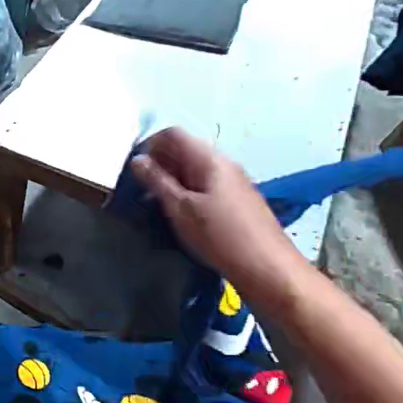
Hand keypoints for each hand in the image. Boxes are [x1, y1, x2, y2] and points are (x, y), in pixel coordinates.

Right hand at [128, 127, 309, 302]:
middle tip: (141, 190)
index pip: (173, 134)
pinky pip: (206, 184)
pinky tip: (181, 214)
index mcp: (209, 159)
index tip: (134, 170)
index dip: (149, 145)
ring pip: (194, 168)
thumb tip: (138, 160)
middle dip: (159, 164)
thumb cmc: (220, 236)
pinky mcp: (237, 199)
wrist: (267, 268)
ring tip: (157, 204)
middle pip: (184, 149)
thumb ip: (157, 181)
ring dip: (172, 179)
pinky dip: (188, 191)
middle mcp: (223, 162)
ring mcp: (233, 180)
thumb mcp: (180, 209)